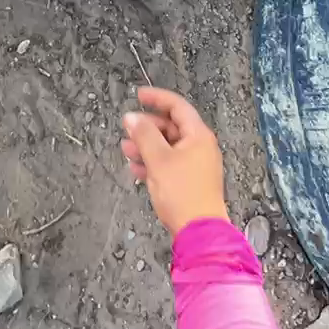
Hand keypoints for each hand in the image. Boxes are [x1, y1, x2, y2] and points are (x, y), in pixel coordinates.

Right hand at [121, 87, 228, 235]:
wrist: (199, 233)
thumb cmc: (184, 195)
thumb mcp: (159, 160)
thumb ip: (144, 135)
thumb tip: (132, 117)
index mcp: (198, 135)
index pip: (177, 106)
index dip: (157, 98)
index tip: (139, 95)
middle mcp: (200, 146)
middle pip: (171, 127)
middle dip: (148, 127)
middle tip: (129, 128)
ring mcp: (197, 164)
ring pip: (168, 147)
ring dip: (147, 146)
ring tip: (127, 149)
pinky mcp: (191, 181)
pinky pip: (170, 163)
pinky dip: (154, 162)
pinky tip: (137, 169)